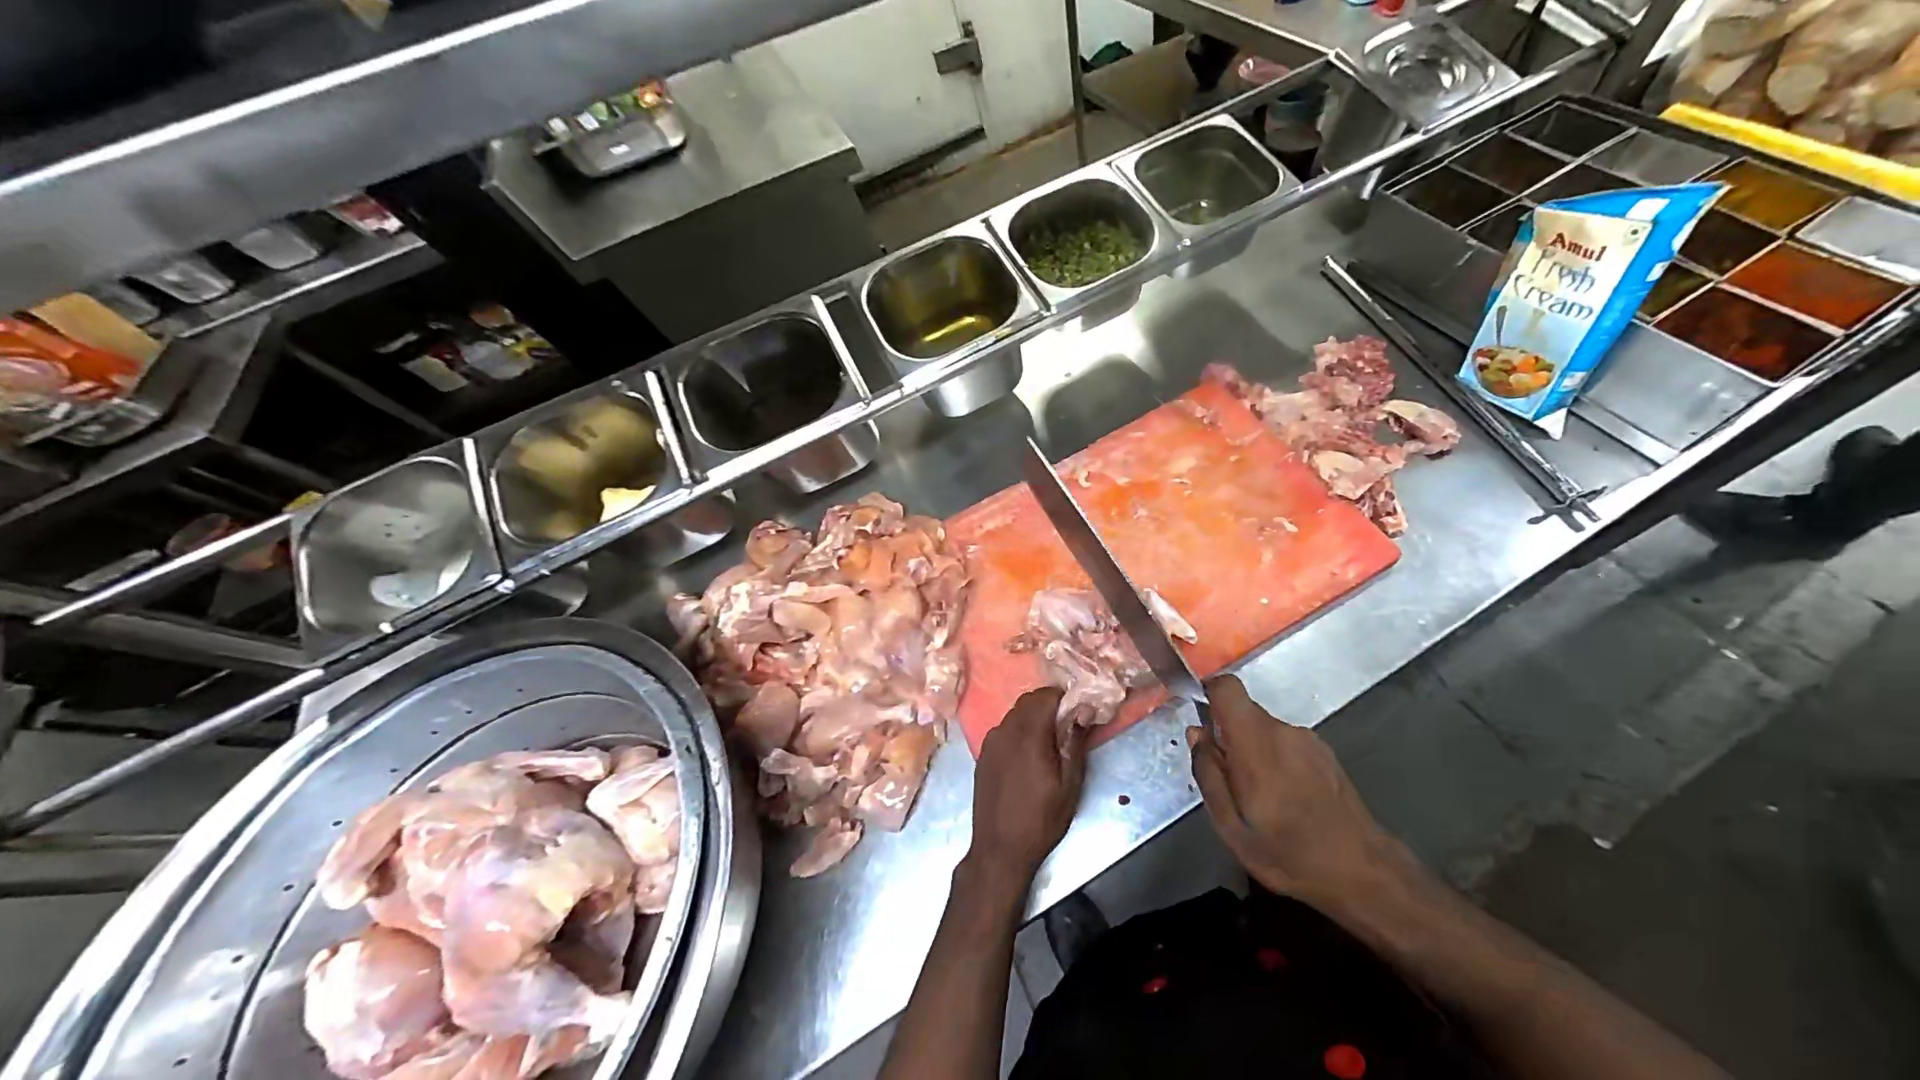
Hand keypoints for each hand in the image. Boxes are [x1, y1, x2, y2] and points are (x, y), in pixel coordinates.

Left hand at [967, 687, 1089, 885]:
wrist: (999, 848)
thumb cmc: (1041, 819)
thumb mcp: (1070, 784)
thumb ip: (1075, 741)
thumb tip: (1083, 709)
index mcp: (1028, 734)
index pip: (1045, 695)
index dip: (1064, 697)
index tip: (1078, 711)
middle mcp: (1004, 731)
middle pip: (1028, 701)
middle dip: (1049, 705)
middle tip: (1067, 725)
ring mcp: (990, 742)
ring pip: (1014, 714)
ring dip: (1033, 718)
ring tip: (1049, 742)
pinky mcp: (983, 755)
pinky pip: (1003, 730)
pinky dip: (1018, 731)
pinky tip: (1028, 755)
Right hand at [1188, 676, 1411, 902]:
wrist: (1364, 873)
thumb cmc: (1290, 855)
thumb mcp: (1230, 827)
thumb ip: (1207, 774)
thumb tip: (1197, 734)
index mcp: (1256, 743)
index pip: (1227, 688)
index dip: (1209, 694)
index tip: (1202, 724)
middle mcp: (1283, 732)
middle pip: (1242, 713)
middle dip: (1228, 738)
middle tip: (1229, 783)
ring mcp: (1308, 741)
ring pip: (1263, 731)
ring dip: (1252, 753)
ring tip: (1260, 800)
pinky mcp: (1325, 754)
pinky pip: (1285, 744)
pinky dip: (1275, 762)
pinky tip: (1285, 800)